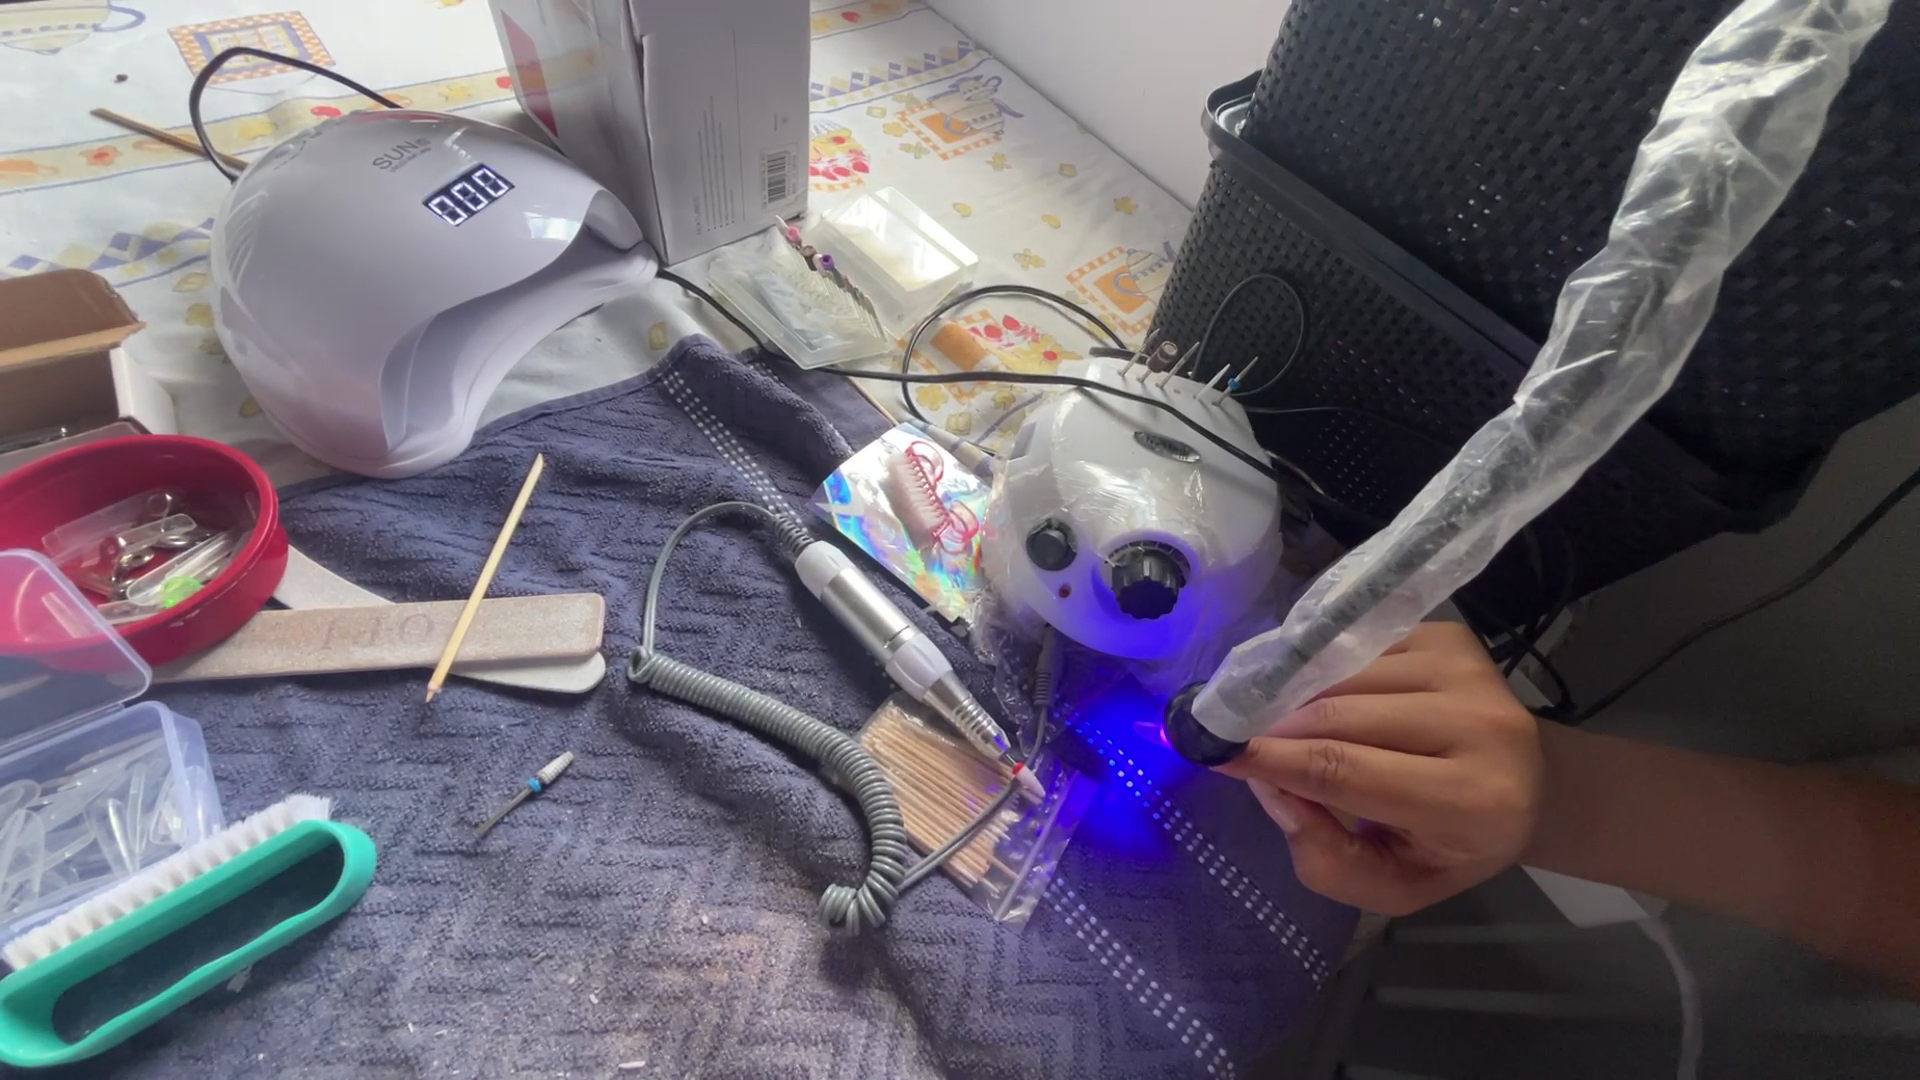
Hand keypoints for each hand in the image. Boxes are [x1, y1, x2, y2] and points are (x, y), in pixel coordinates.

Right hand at [1216, 621, 1543, 914]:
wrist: (1525, 784)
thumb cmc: (1450, 842)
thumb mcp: (1394, 881)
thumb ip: (1326, 857)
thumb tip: (1268, 785)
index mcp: (1474, 801)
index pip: (1343, 769)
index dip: (1271, 759)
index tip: (1216, 752)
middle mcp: (1481, 725)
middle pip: (1334, 714)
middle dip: (1276, 727)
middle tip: (1243, 739)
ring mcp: (1465, 670)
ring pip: (1338, 674)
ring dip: (1299, 698)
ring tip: (1291, 722)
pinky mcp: (1449, 636)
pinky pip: (1354, 647)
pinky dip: (1325, 672)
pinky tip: (1329, 695)